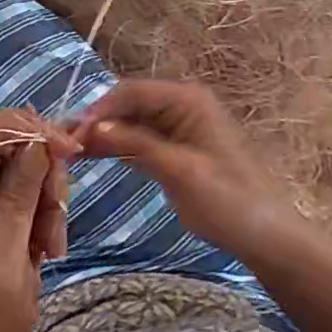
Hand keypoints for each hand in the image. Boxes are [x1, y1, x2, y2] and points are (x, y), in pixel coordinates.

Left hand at [0, 109, 75, 331]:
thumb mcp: (5, 265)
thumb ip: (19, 197)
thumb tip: (39, 141)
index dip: (30, 131)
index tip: (72, 151)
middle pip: (2, 148)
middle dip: (40, 176)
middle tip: (58, 220)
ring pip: (13, 169)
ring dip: (42, 201)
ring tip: (49, 246)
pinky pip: (12, 193)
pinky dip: (35, 214)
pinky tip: (41, 248)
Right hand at [71, 79, 283, 248]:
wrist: (267, 240)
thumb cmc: (229, 200)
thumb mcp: (180, 171)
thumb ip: (135, 144)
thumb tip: (91, 127)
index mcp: (186, 99)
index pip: (131, 91)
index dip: (100, 108)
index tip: (73, 131)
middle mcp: (178, 105)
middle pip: (126, 104)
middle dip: (96, 121)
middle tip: (64, 141)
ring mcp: (175, 127)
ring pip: (127, 122)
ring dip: (101, 134)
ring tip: (70, 149)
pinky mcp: (171, 149)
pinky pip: (135, 140)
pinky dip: (114, 147)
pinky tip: (90, 156)